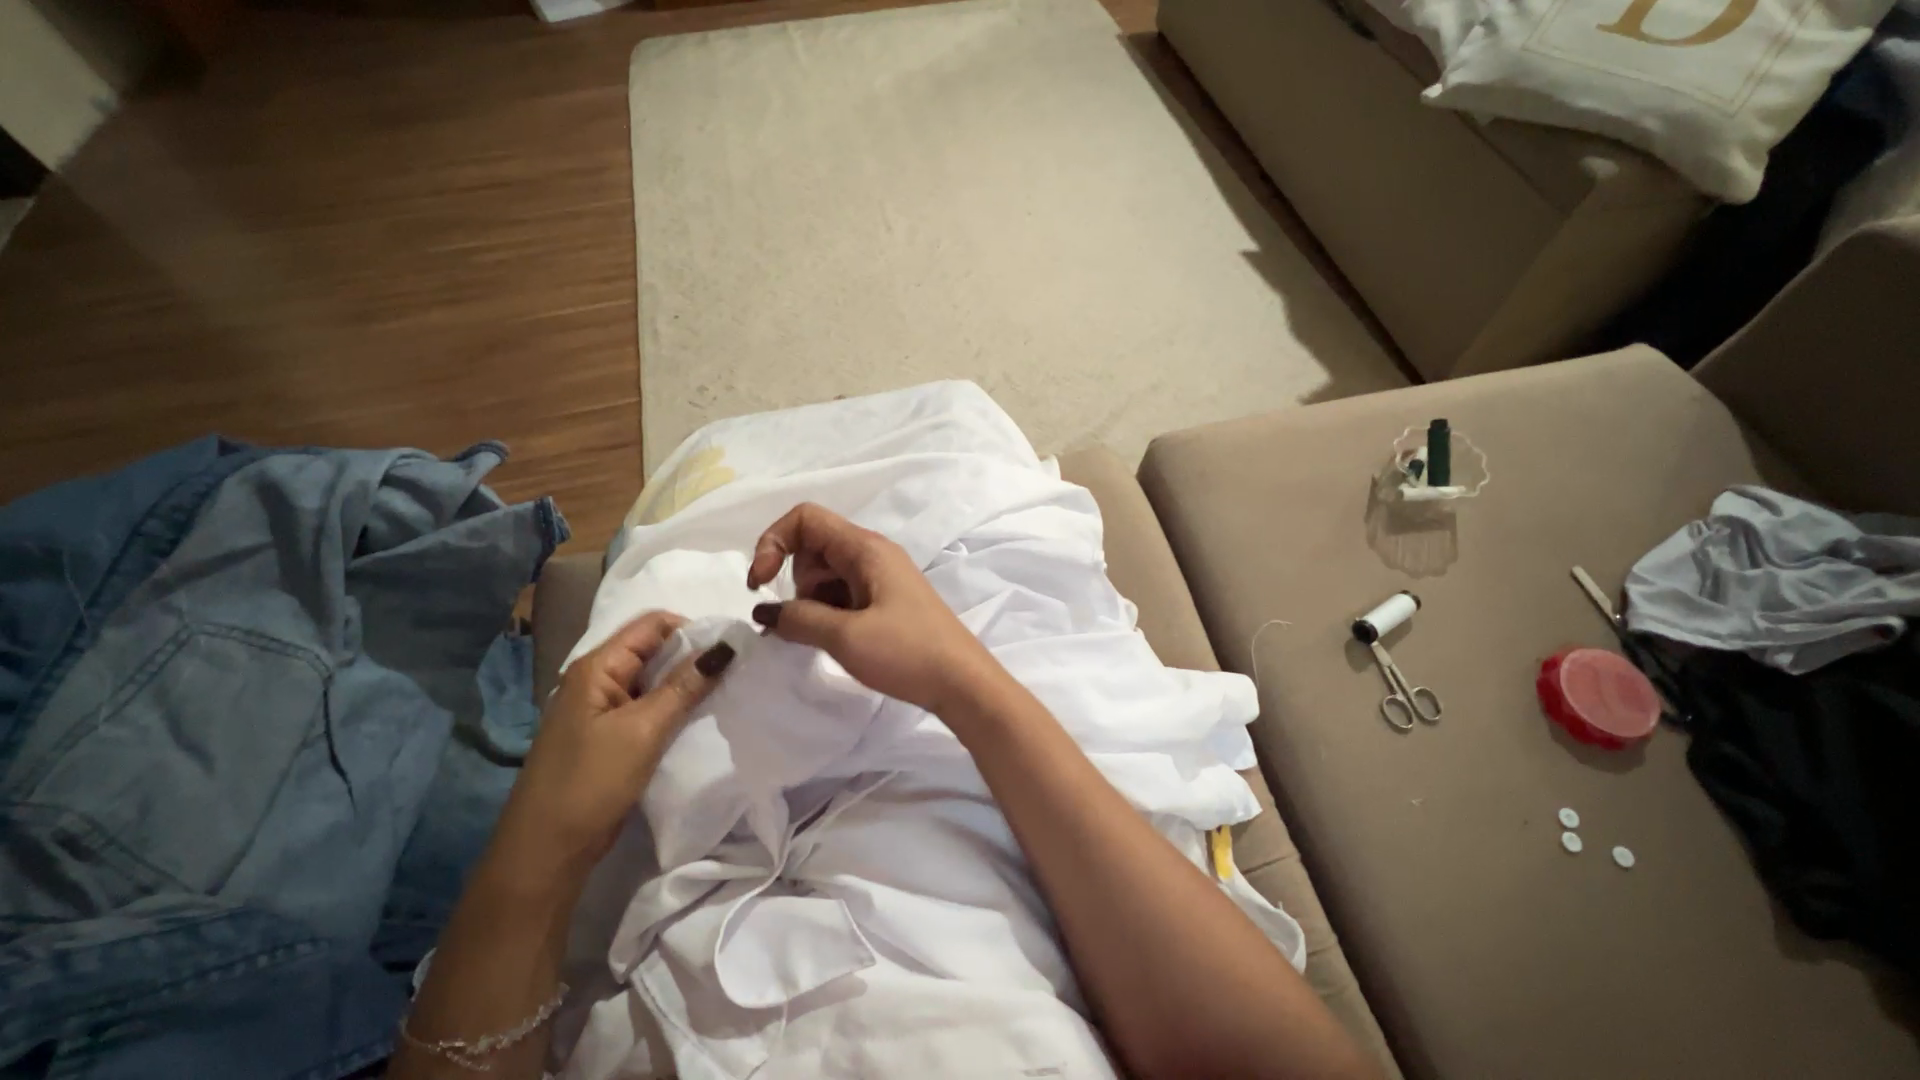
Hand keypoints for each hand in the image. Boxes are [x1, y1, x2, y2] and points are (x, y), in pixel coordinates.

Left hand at [485, 612, 736, 880]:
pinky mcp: (609, 736)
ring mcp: (601, 710)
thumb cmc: (590, 782)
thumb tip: (724, 647)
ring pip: (653, 681)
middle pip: (653, 650)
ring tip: (724, 694)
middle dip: (693, 657)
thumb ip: (684, 686)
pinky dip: (673, 709)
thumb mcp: (643, 731)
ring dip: (685, 685)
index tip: (730, 651)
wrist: (547, 849)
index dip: (692, 630)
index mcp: (596, 667)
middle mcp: (597, 680)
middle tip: (735, 673)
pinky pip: (647, 709)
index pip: (652, 625)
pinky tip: (698, 721)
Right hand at [746, 502, 1004, 716]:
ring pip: (825, 576)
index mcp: (866, 549)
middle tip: (809, 623)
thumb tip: (763, 612)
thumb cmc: (907, 653)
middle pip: (813, 548)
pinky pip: (842, 596)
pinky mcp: (885, 603)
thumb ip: (798, 619)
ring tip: (829, 639)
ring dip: (811, 603)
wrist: (963, 684)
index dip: (773, 542)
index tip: (760, 584)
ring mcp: (880, 579)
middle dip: (796, 583)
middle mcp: (872, 555)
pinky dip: (828, 614)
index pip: (805, 518)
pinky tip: (837, 643)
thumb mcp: (845, 637)